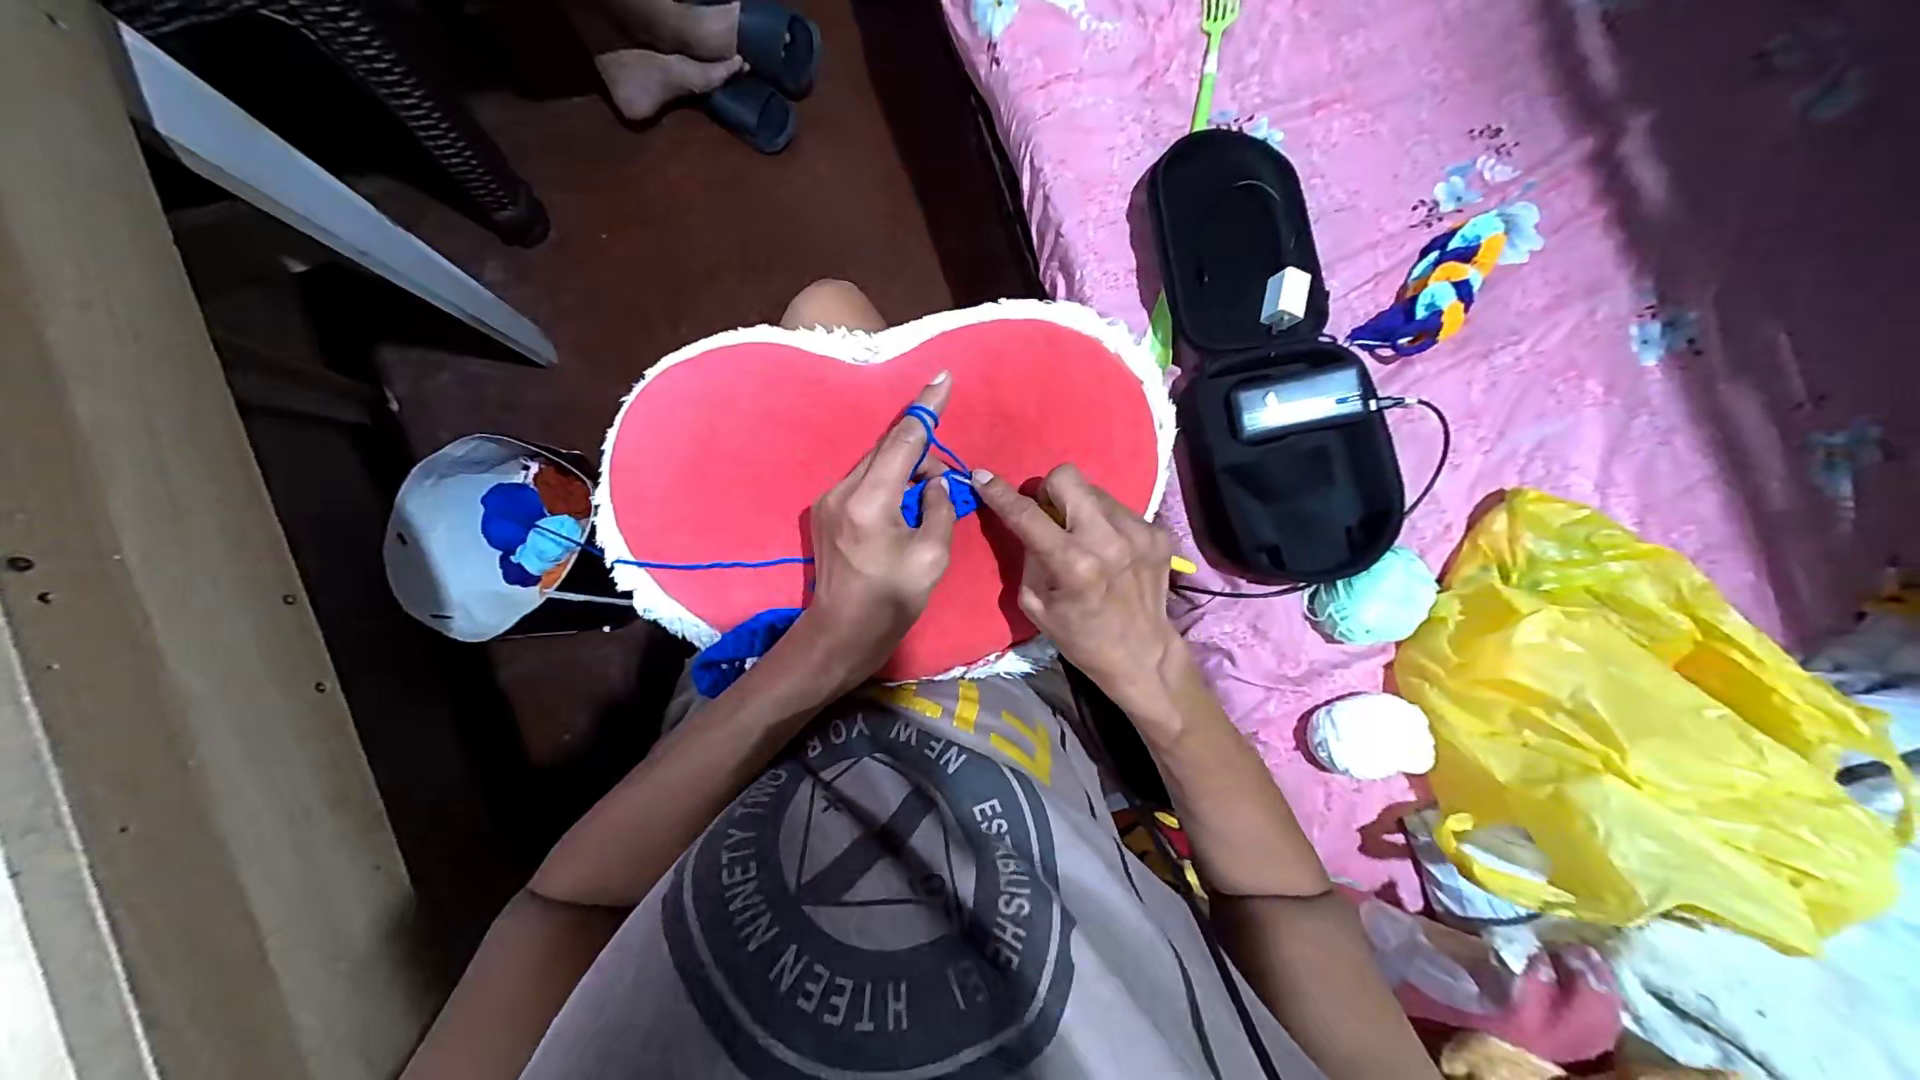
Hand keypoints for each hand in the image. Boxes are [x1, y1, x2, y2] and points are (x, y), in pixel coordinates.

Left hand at [791, 372, 956, 686]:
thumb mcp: (932, 556)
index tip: (943, 378)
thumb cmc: (891, 600)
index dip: (927, 409)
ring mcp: (830, 499)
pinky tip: (902, 507)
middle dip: (921, 452)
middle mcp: (843, 490)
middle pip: (888, 449)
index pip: (904, 441)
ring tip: (925, 502)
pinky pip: (864, 481)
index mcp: (870, 501)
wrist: (842, 631)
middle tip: (944, 481)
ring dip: (904, 471)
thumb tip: (933, 482)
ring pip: (875, 464)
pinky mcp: (827, 510)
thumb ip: (938, 507)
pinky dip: (888, 484)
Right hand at [970, 464, 1190, 721]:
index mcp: (1073, 565)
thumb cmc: (1080, 637)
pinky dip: (1105, 522)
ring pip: (1094, 489)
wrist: (1142, 655)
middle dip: (1048, 491)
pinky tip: (1109, 550)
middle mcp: (1108, 540)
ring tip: (1083, 537)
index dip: (1000, 493)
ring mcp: (1138, 532)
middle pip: (1067, 477)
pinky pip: (1118, 508)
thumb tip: (1027, 519)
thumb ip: (1029, 556)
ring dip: (1079, 507)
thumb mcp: (1035, 603)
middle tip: (1048, 516)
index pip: (1027, 515)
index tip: (983, 477)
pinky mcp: (1158, 532)